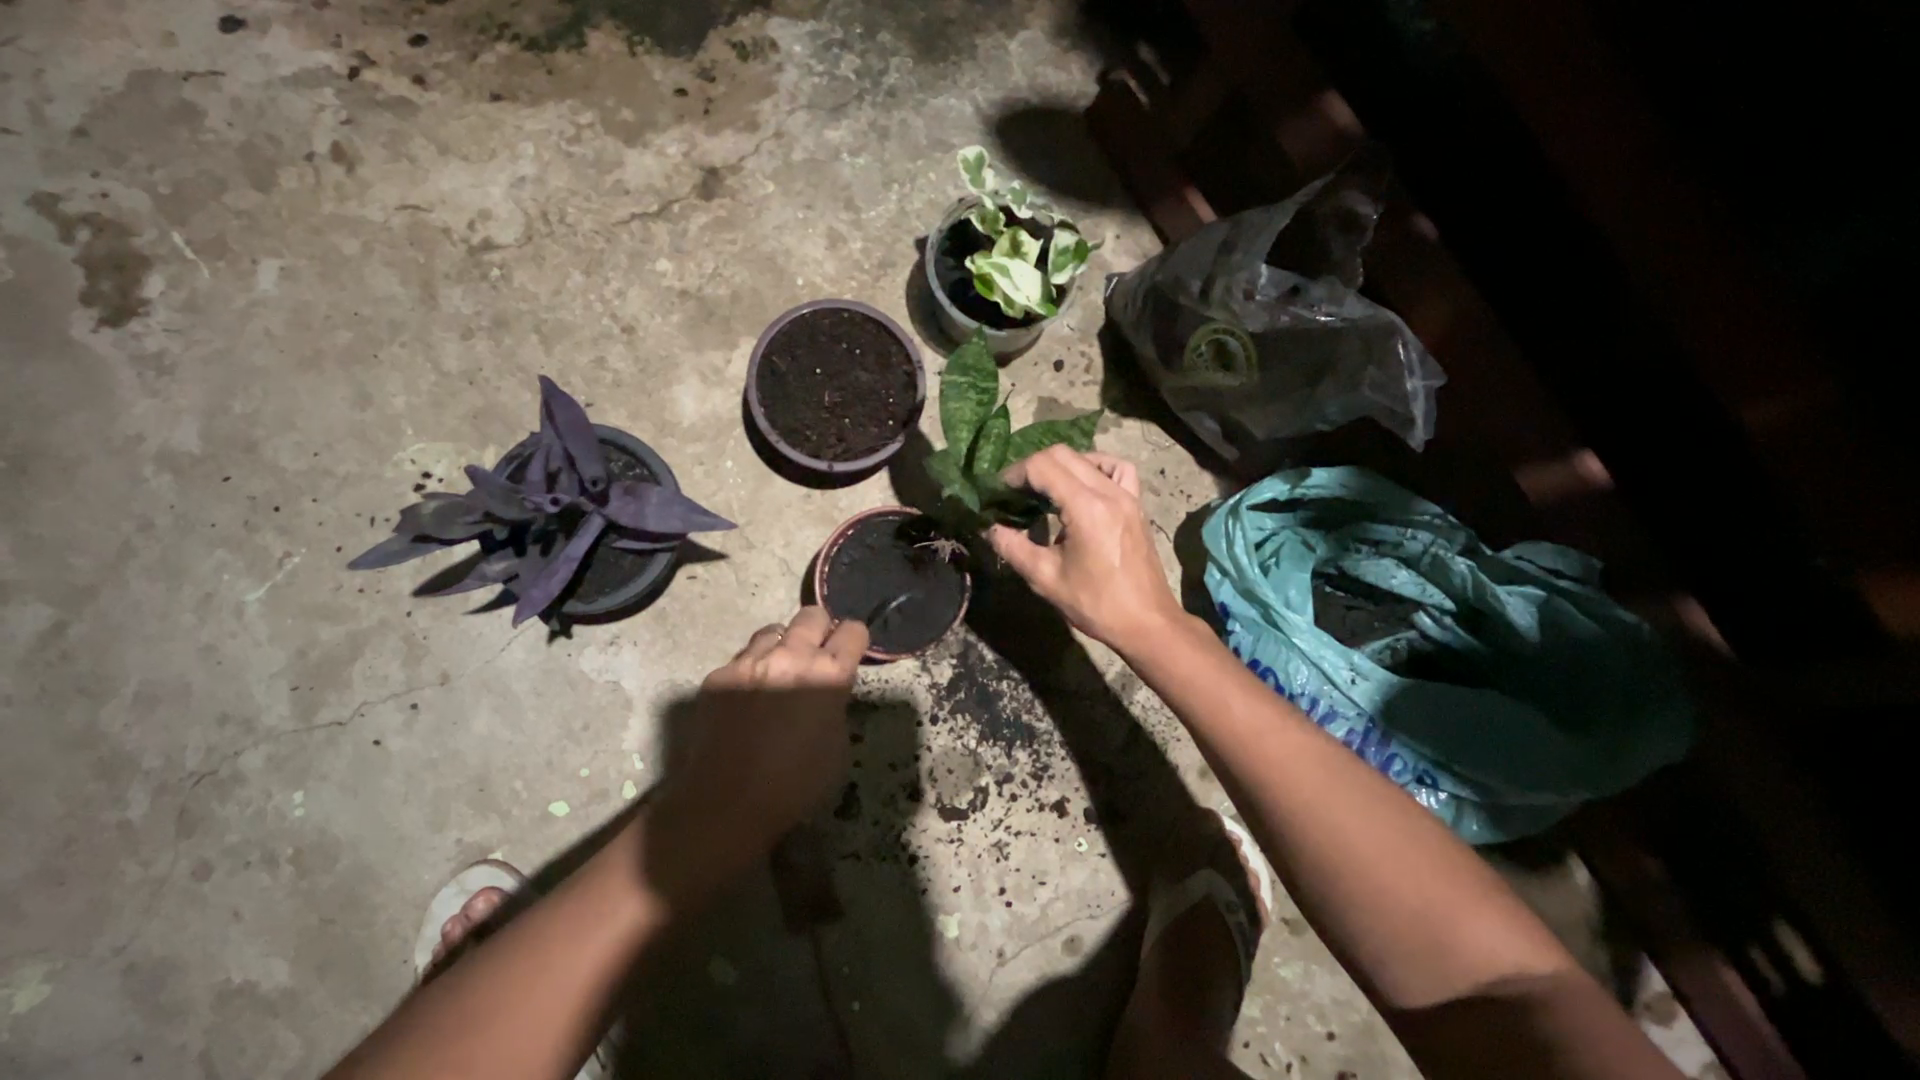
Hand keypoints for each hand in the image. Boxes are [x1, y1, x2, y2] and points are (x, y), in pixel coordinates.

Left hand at [651, 608, 868, 881]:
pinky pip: (741, 659)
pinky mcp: (718, 675)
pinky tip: (747, 698)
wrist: (726, 803)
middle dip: (819, 630)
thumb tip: (828, 692)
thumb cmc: (795, 785)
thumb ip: (836, 706)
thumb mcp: (838, 748)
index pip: (853, 631)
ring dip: (782, 646)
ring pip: (772, 631)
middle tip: (816, 655)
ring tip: (779, 672)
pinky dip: (751, 670)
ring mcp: (749, 661)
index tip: (850, 653)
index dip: (854, 640)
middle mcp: (790, 656)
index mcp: (828, 674)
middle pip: (811, 615)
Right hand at [986, 446, 1185, 651]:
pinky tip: (1084, 485)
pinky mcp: (1136, 505)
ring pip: (1089, 458)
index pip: (1043, 467)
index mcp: (1086, 508)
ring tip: (1045, 490)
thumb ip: (1013, 548)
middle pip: (1063, 455)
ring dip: (1062, 465)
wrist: (1146, 622)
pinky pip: (1118, 470)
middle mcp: (1109, 492)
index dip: (1015, 474)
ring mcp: (1128, 496)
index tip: (999, 492)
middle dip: (1033, 467)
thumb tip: (990, 529)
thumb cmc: (1096, 604)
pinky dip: (1096, 468)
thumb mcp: (1046, 578)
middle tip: (1015, 492)